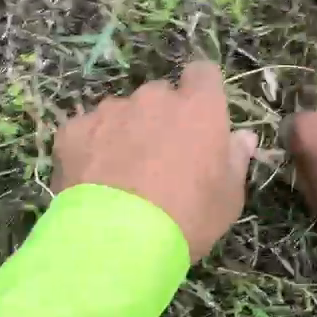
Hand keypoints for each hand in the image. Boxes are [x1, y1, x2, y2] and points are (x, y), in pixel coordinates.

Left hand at [52, 62, 259, 261]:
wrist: (120, 241)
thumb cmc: (187, 221)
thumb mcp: (227, 200)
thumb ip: (234, 161)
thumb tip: (242, 138)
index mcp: (199, 109)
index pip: (203, 75)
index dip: (200, 94)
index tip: (198, 121)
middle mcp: (154, 99)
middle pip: (159, 97)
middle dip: (159, 120)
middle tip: (158, 161)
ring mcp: (110, 111)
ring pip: (120, 114)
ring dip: (123, 135)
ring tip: (120, 179)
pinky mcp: (74, 131)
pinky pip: (86, 133)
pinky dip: (90, 150)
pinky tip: (91, 183)